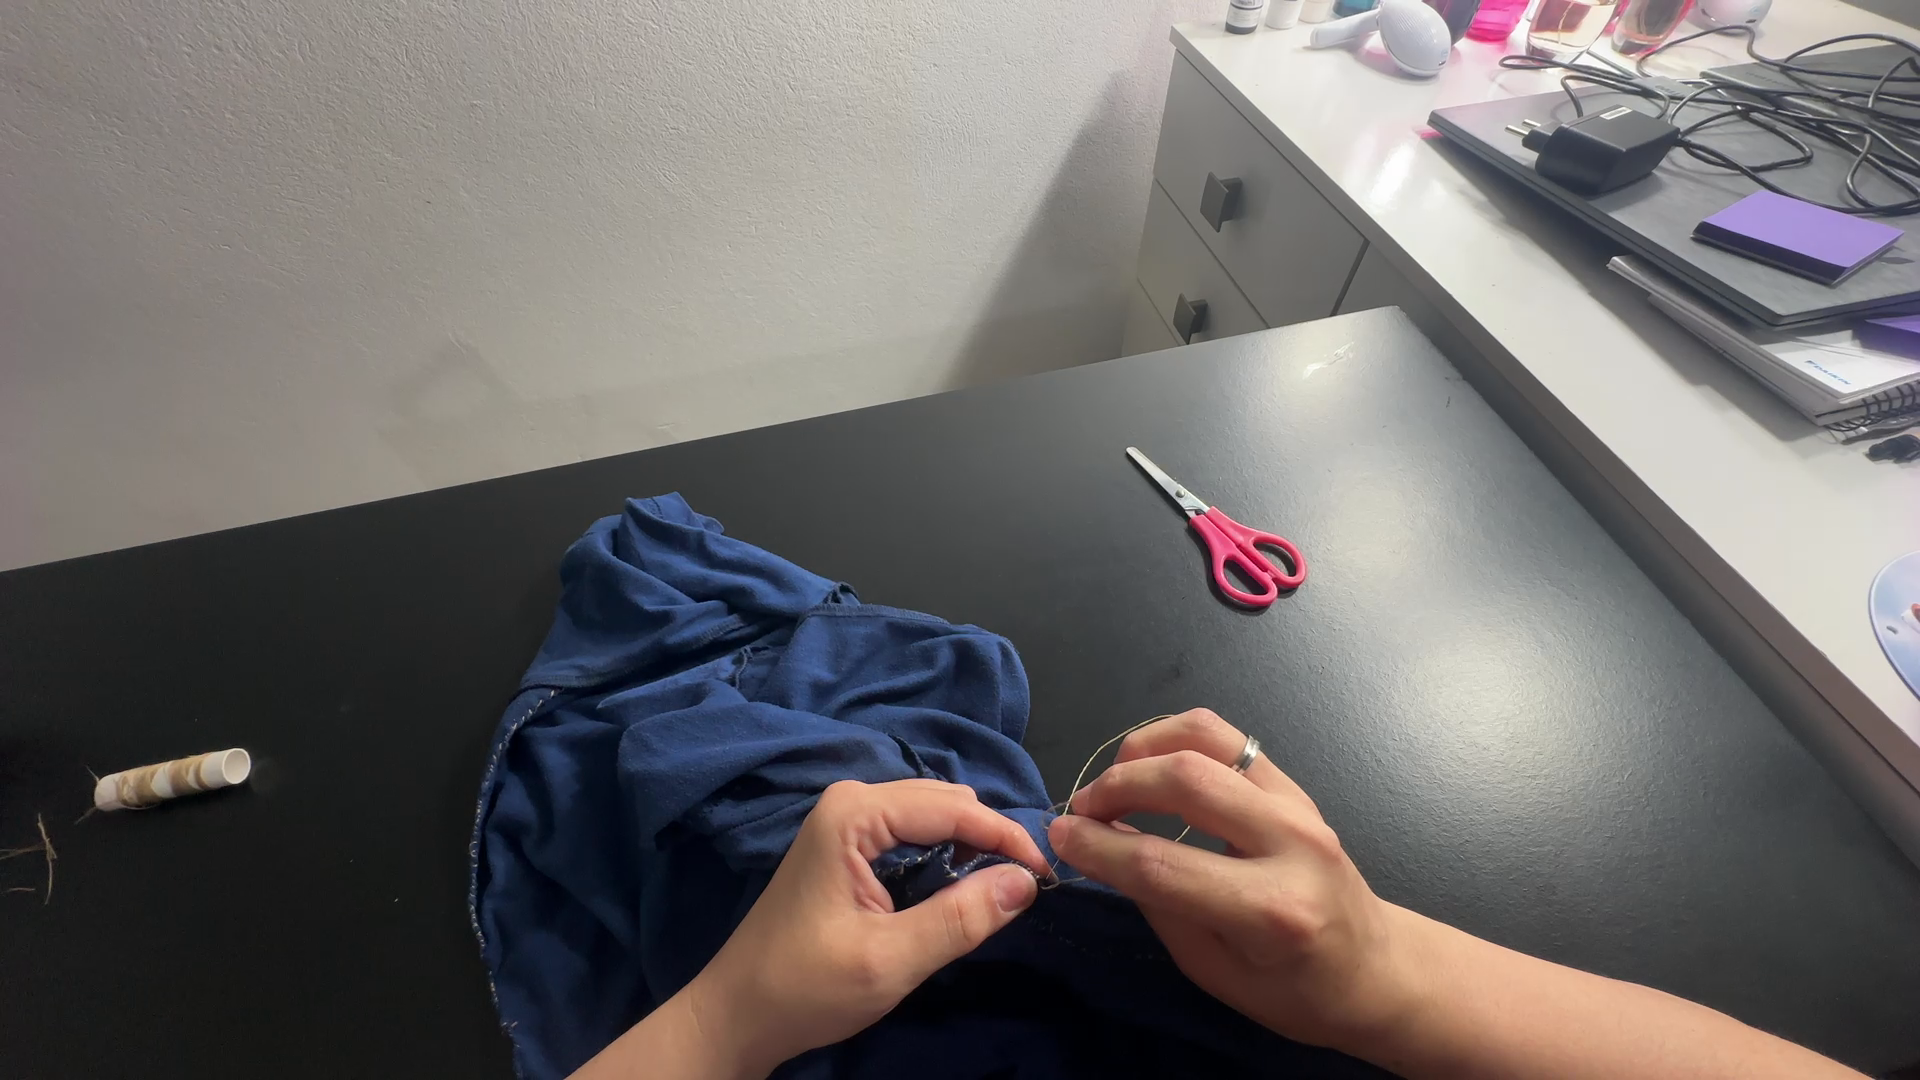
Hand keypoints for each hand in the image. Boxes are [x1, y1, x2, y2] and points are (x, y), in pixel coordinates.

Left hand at [685, 778, 1044, 1076]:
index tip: (1044, 874)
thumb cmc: (805, 988)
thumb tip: (1026, 883)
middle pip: (944, 801)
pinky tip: (955, 885)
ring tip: (995, 890)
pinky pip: (914, 829)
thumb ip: (960, 919)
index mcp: (855, 813)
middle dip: (988, 838)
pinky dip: (945, 852)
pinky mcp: (850, 837)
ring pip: (933, 813)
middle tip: (1023, 887)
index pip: (951, 807)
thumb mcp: (890, 961)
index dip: (1003, 835)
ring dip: (969, 845)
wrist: (738, 1013)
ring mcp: (848, 815)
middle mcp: (853, 799)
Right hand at [1046, 709, 1417, 1051]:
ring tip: (1115, 779)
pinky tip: (1150, 760)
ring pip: (1203, 738)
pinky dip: (1172, 735)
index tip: (1059, 837)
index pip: (1163, 865)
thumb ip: (1157, 901)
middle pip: (1184, 782)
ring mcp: (1295, 800)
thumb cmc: (1294, 989)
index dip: (1098, 848)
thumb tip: (1098, 843)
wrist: (1377, 967)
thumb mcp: (1214, 971)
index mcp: (1274, 911)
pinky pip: (1222, 733)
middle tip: (1083, 809)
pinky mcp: (1290, 780)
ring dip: (1141, 749)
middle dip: (1116, 788)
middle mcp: (1290, 842)